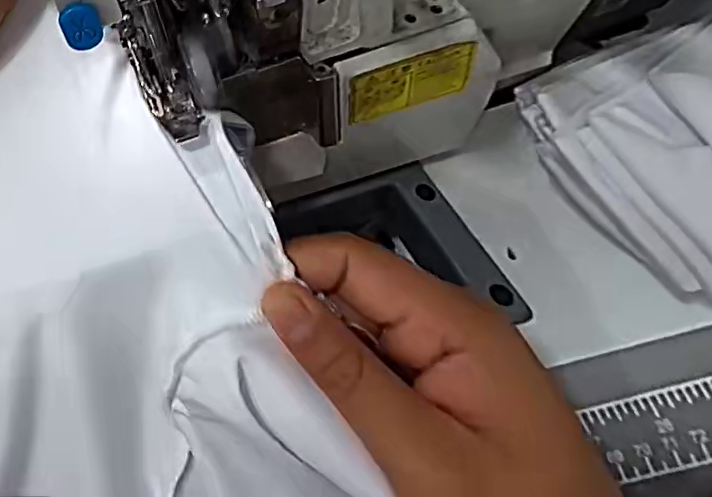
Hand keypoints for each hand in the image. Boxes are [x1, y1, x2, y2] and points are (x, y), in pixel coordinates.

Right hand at [262, 234, 616, 496]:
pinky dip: (341, 377)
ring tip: (306, 395)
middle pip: (349, 286)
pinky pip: (371, 358)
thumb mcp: (425, 453)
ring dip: (320, 350)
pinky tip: (334, 410)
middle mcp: (453, 326)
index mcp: (457, 321)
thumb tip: (283, 300)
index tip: (254, 303)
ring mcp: (448, 356)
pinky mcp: (440, 385)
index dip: (295, 270)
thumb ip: (346, 371)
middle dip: (303, 314)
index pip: (350, 257)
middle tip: (270, 356)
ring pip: (355, 323)